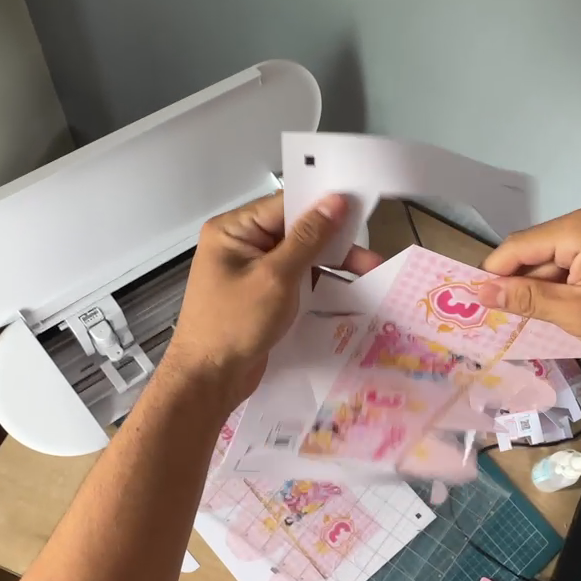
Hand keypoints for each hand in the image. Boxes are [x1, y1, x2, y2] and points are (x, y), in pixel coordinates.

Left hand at [160, 192, 381, 404]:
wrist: (209, 379)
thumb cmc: (235, 324)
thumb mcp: (276, 277)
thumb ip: (308, 238)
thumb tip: (335, 201)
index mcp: (233, 230)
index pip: (286, 206)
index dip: (323, 207)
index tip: (360, 210)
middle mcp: (241, 245)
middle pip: (296, 232)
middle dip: (334, 243)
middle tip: (371, 257)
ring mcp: (252, 273)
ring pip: (300, 259)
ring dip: (332, 266)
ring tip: (369, 274)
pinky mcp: (262, 297)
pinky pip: (296, 282)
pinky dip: (319, 285)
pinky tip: (348, 292)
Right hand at [480, 200, 580, 363]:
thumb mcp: (577, 313)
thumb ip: (527, 300)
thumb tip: (483, 292)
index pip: (519, 246)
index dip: (495, 275)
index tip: (478, 303)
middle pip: (537, 249)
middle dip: (524, 283)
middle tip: (512, 320)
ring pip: (556, 255)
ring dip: (546, 285)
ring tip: (548, 318)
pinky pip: (576, 257)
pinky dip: (566, 281)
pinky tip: (569, 306)